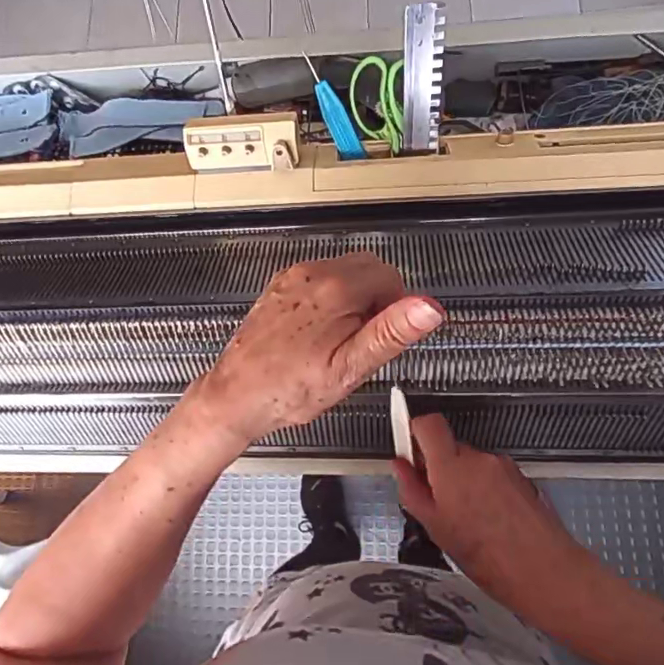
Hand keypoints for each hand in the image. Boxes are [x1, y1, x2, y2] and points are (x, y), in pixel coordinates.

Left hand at [188, 252, 444, 441]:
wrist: (235, 396)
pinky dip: (329, 300)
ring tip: (337, 341)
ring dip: (353, 299)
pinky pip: (319, 281)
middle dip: (376, 299)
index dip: (395, 308)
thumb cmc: (287, 389)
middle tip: (361, 340)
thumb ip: (391, 332)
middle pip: (368, 268)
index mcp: (336, 290)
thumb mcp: (350, 368)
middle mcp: (311, 274)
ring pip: (344, 272)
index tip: (379, 335)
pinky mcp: (280, 288)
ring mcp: (292, 279)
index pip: (391, 276)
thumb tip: (428, 307)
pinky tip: (317, 335)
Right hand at [393, 414, 597, 609]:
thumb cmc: (489, 556)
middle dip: (440, 467)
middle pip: (450, 446)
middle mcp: (479, 458)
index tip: (410, 452)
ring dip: (464, 481)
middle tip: (438, 500)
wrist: (543, 569)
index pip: (428, 424)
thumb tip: (400, 467)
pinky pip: (492, 473)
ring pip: (472, 463)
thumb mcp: (436, 527)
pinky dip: (486, 489)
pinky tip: (489, 520)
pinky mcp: (520, 476)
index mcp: (452, 466)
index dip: (415, 433)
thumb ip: (413, 490)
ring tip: (468, 518)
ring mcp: (502, 465)